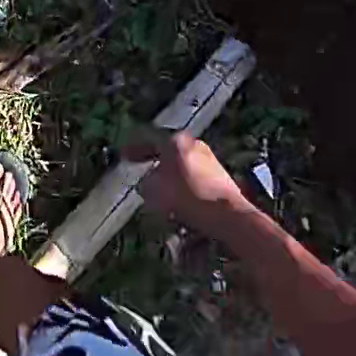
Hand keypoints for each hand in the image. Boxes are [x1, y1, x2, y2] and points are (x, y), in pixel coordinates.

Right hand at [123, 132, 257, 239]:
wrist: (230, 216)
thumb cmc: (187, 196)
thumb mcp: (155, 190)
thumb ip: (145, 183)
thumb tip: (144, 184)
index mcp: (175, 140)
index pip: (148, 139)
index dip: (134, 148)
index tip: (124, 156)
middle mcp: (193, 144)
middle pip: (166, 151)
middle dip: (153, 162)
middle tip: (142, 171)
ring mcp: (210, 160)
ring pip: (181, 165)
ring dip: (169, 176)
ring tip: (160, 191)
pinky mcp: (222, 178)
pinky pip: (195, 178)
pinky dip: (183, 185)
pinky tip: (179, 201)